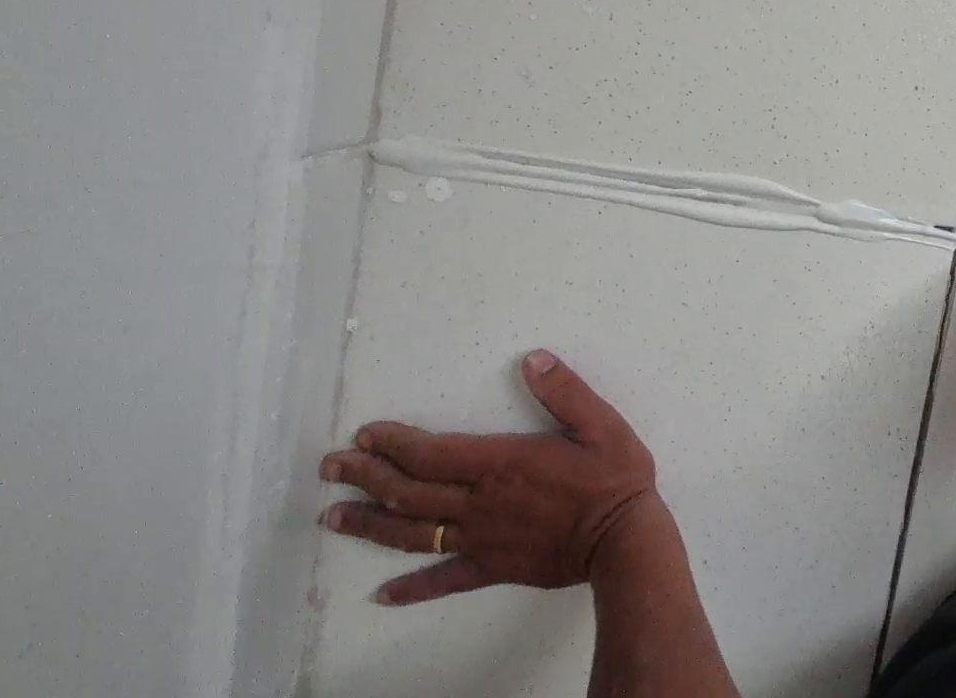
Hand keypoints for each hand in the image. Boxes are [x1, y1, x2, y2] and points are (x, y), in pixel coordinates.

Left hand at [319, 349, 658, 605]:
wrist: (625, 539)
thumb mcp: (601, 423)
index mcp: (502, 463)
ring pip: (413, 534)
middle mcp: (480, 503)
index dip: (394, 444)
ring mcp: (481, 540)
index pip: (432, 454)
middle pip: (409, 492)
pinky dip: (411, 589)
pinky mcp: (492, 569)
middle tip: (330, 468)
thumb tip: (532, 358)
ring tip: (332, 518)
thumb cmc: (614, 478)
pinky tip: (382, 596)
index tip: (364, 435)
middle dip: (366, 477)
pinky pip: (444, 581)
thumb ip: (565, 391)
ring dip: (370, 524)